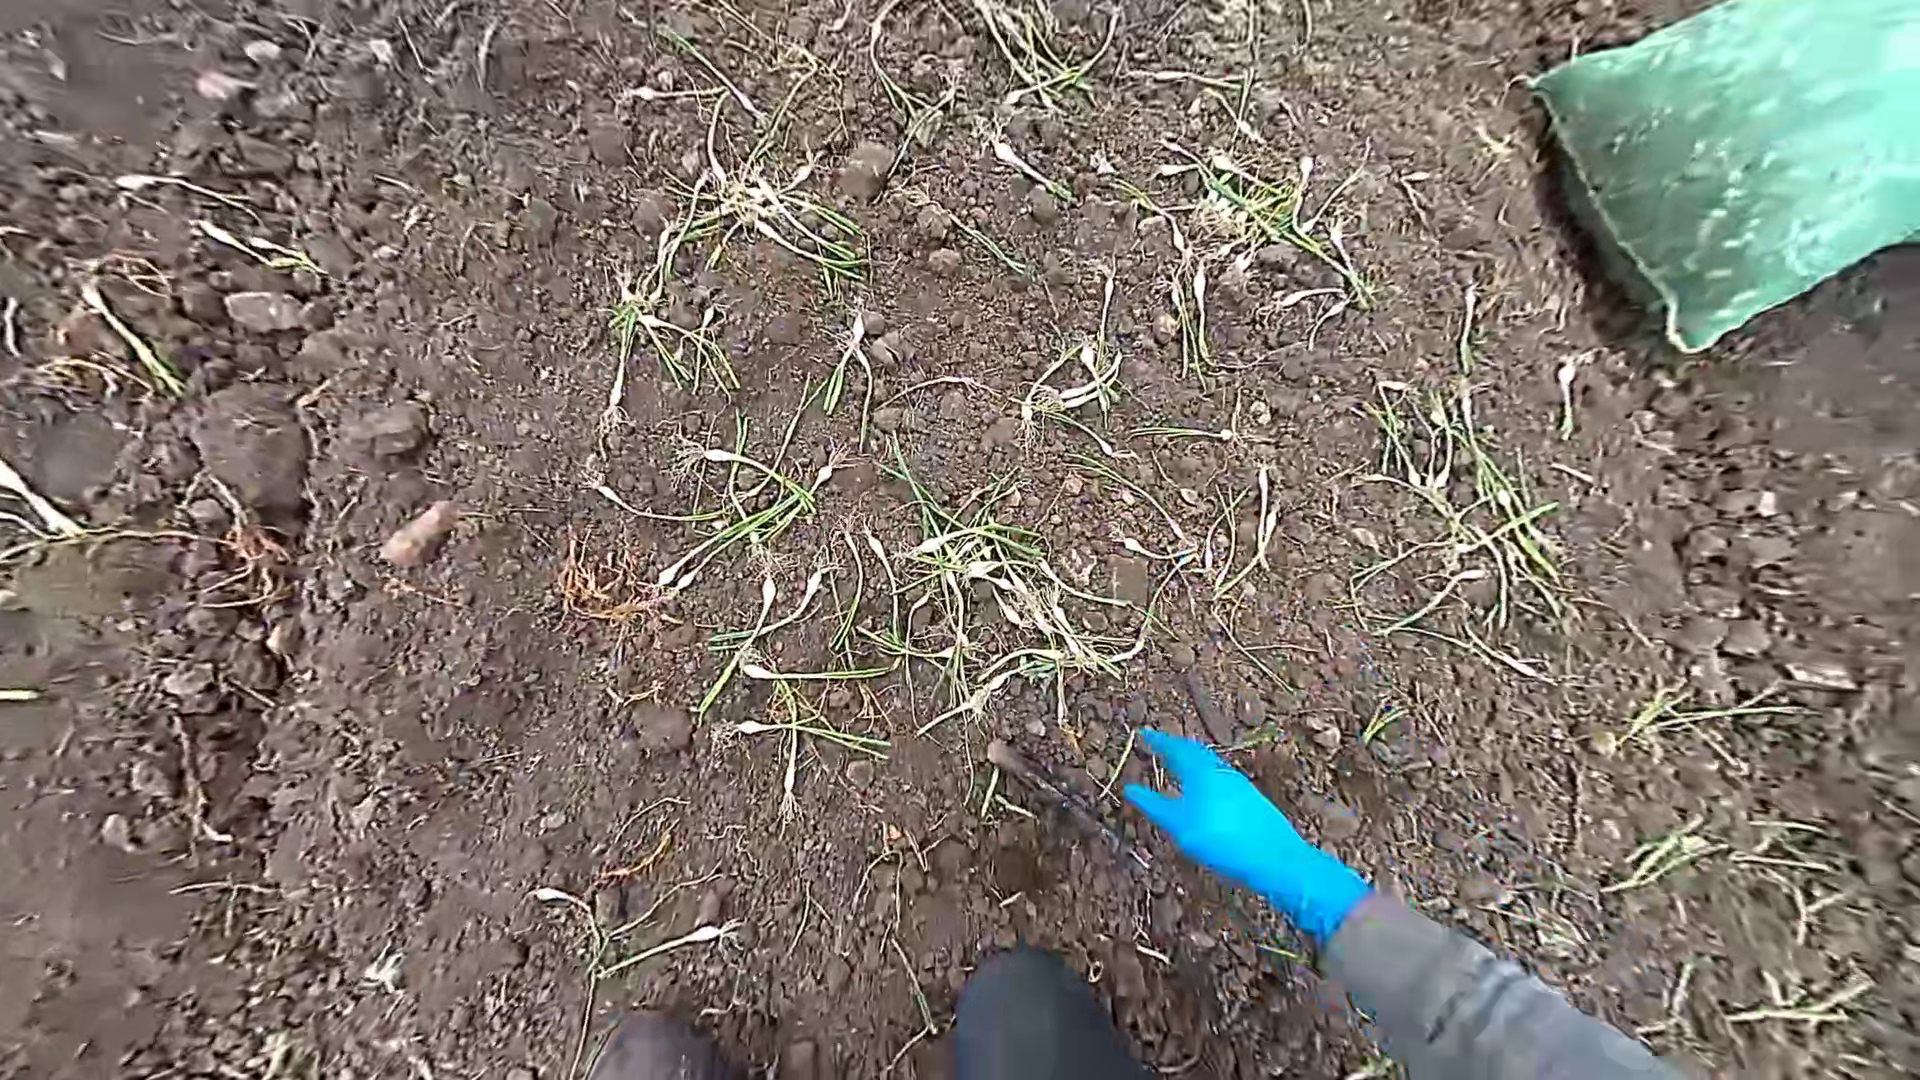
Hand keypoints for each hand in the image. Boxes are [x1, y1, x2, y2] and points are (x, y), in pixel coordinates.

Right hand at [1125, 729, 1369, 943]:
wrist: (1278, 860)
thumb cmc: (1221, 838)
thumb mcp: (1179, 825)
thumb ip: (1154, 806)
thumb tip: (1130, 789)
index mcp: (1200, 770)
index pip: (1175, 747)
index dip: (1158, 740)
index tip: (1143, 733)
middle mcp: (1220, 770)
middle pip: (1194, 753)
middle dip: (1175, 749)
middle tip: (1160, 747)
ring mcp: (1238, 784)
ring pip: (1209, 765)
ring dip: (1191, 762)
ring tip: (1178, 768)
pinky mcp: (1250, 800)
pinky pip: (1219, 778)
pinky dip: (1204, 777)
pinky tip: (1204, 793)